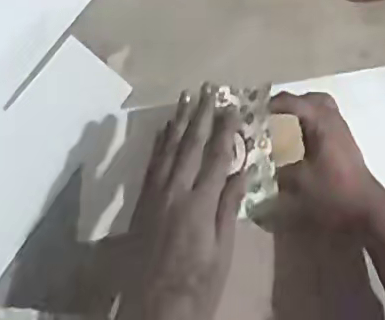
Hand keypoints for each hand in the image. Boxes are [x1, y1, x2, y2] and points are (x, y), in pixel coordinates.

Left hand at [122, 86, 247, 319]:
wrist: (152, 313)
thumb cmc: (196, 286)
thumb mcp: (222, 253)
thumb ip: (229, 208)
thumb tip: (243, 170)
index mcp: (200, 204)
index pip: (217, 156)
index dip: (227, 129)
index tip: (234, 106)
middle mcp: (176, 191)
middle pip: (191, 144)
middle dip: (203, 113)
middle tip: (210, 87)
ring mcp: (155, 194)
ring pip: (169, 147)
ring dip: (180, 119)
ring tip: (189, 96)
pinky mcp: (142, 201)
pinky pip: (152, 162)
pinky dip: (160, 140)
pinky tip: (166, 126)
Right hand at [269, 92, 384, 231]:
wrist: (367, 208)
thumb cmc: (334, 193)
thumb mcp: (300, 183)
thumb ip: (278, 171)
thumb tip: (259, 165)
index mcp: (321, 121)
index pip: (292, 102)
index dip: (271, 105)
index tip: (254, 113)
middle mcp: (331, 117)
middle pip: (307, 99)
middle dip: (287, 105)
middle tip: (270, 118)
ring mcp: (340, 126)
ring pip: (318, 106)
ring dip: (301, 111)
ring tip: (284, 125)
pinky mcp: (344, 138)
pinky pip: (324, 117)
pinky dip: (310, 120)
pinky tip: (300, 138)